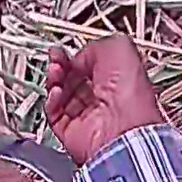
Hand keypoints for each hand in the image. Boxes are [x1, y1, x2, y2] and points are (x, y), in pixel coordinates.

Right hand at [44, 34, 165, 163]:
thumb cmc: (130, 92)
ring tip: (55, 71)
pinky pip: (55, 115)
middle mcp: (101, 100)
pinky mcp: (72, 133)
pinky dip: (52, 101)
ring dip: (55, 80)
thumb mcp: (117, 47)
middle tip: (57, 58)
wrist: (122, 126)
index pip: (89, 65)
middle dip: (62, 66)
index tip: (66, 48)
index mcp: (117, 80)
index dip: (76, 56)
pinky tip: (56, 91)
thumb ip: (94, 47)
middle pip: (73, 79)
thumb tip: (78, 57)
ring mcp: (86, 117)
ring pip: (61, 95)